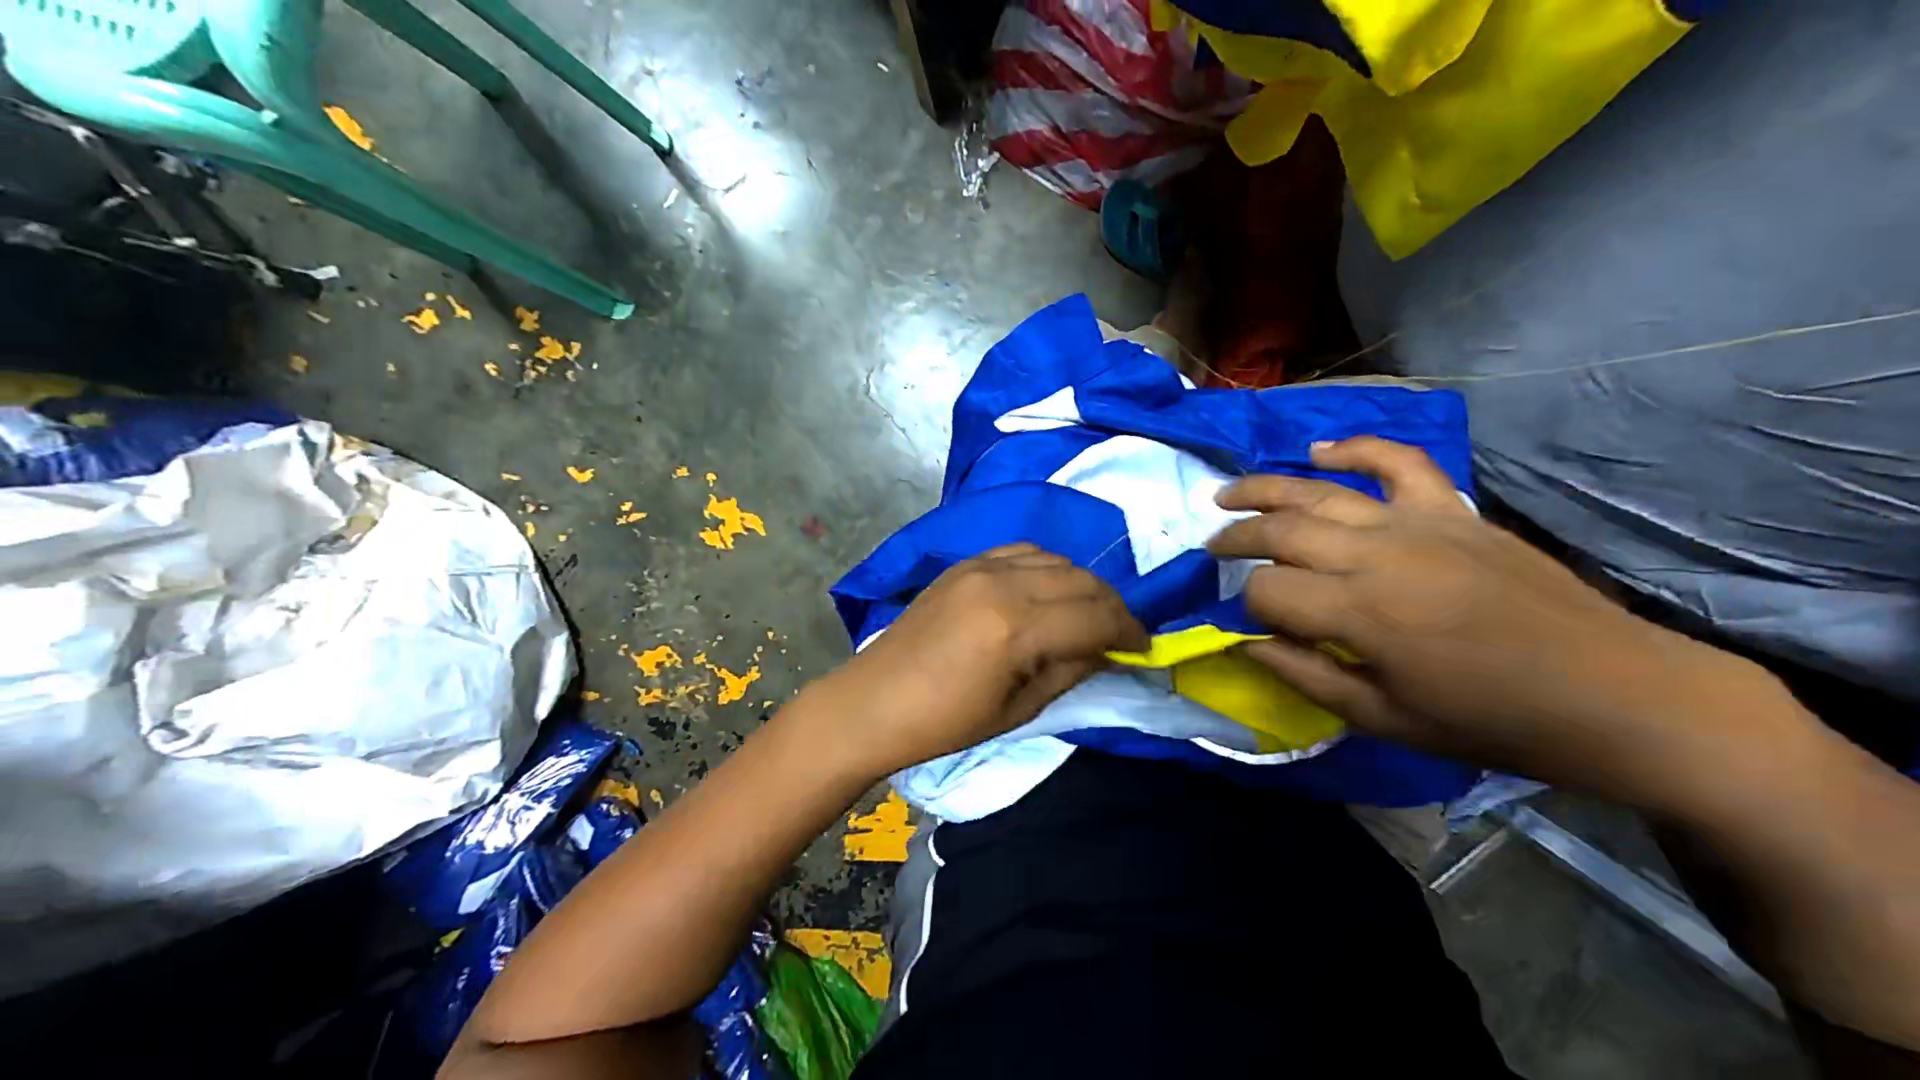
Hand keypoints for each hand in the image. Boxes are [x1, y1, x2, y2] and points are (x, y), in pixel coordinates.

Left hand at [810, 544, 1147, 777]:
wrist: (874, 701)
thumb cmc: (945, 722)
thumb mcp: (1019, 708)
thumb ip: (1071, 670)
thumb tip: (1109, 650)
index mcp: (1016, 628)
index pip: (1096, 615)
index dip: (1130, 631)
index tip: (1144, 648)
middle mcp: (1002, 583)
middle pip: (1082, 580)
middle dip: (1113, 606)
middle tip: (1122, 633)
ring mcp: (980, 567)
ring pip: (1056, 560)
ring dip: (1083, 584)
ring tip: (1089, 613)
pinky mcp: (964, 563)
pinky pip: (1022, 552)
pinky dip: (1048, 567)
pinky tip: (1050, 589)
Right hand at [1206, 437, 1806, 802]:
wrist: (1611, 694)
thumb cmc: (1488, 720)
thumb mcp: (1383, 719)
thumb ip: (1304, 676)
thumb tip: (1247, 643)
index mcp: (1358, 612)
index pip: (1267, 589)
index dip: (1249, 605)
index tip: (1254, 623)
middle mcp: (1377, 555)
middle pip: (1281, 528)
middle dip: (1235, 536)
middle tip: (1211, 547)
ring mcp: (1417, 524)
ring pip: (1319, 489)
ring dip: (1264, 487)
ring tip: (1227, 493)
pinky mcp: (1452, 512)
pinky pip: (1398, 463)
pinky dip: (1355, 450)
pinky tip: (1320, 451)